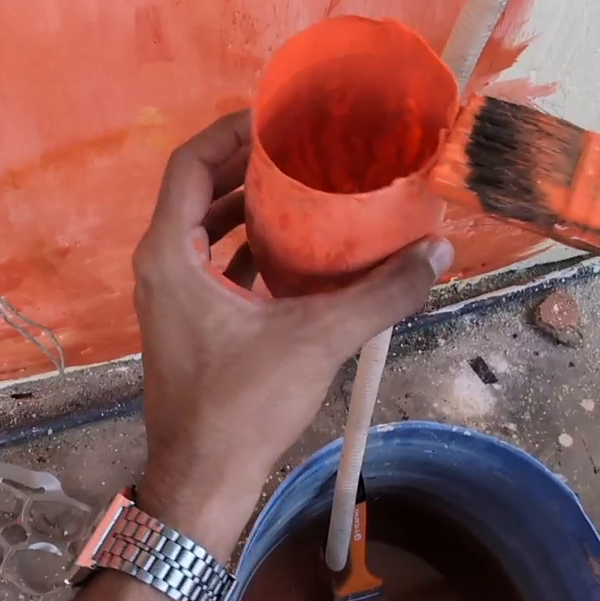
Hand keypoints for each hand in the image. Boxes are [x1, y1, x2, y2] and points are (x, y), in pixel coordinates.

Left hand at [131, 111, 450, 552]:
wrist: (202, 483)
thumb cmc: (242, 404)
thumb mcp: (316, 339)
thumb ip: (380, 294)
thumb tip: (438, 250)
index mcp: (170, 254)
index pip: (190, 165)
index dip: (229, 132)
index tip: (277, 118)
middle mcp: (160, 266)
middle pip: (197, 191)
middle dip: (245, 164)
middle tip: (300, 146)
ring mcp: (171, 296)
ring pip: (203, 229)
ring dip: (246, 205)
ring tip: (301, 187)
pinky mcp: (188, 322)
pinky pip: (212, 263)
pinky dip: (246, 246)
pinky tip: (293, 249)